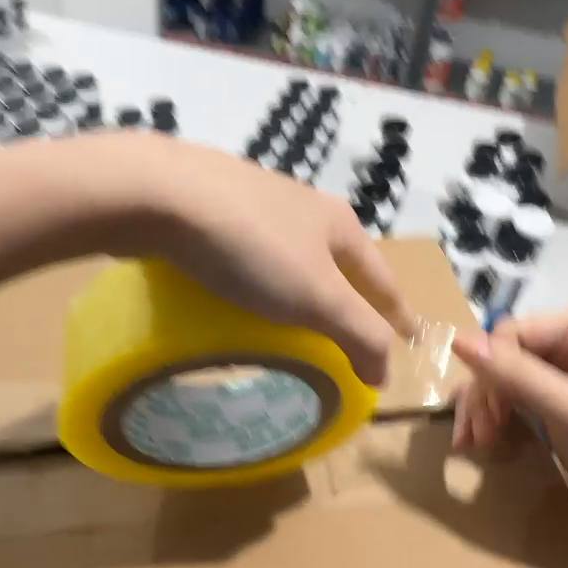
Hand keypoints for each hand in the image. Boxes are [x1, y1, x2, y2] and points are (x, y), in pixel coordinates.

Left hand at [117, 135, 412, 385]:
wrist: (157, 194)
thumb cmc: (250, 247)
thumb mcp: (317, 297)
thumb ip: (359, 333)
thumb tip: (385, 373)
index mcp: (338, 224)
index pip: (382, 278)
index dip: (397, 313)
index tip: (410, 339)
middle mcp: (303, 206)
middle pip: (338, 263)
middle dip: (348, 299)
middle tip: (348, 337)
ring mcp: (255, 202)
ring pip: (290, 256)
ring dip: (299, 289)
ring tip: (292, 325)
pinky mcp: (211, 208)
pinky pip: (247, 255)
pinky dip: (255, 281)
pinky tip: (236, 299)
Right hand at [450, 306, 567, 523]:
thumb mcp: (567, 408)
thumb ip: (513, 373)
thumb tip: (457, 339)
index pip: (512, 332)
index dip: (491, 368)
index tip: (487, 414)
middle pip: (503, 354)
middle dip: (485, 394)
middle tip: (478, 435)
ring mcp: (562, 370)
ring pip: (500, 376)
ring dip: (483, 407)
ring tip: (474, 441)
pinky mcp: (554, 401)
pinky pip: (510, 396)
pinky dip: (492, 417)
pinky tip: (479, 440)